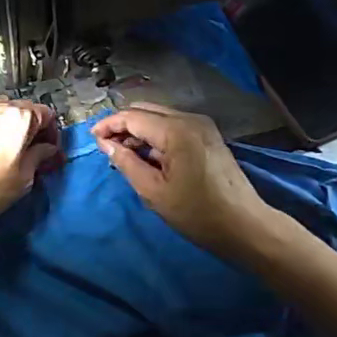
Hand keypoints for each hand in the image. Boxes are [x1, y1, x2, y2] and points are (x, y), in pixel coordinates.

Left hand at [0, 98, 61, 239]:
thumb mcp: (23, 179)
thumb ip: (39, 156)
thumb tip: (48, 148)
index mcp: (18, 116)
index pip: (46, 114)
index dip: (52, 134)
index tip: (50, 153)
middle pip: (23, 109)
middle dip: (32, 128)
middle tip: (32, 153)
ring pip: (1, 111)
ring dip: (10, 126)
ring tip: (8, 151)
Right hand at [91, 103, 285, 258]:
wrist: (245, 226)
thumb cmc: (196, 213)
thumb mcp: (153, 191)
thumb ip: (126, 162)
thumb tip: (105, 144)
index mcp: (176, 130)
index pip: (132, 116)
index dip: (108, 125)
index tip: (92, 139)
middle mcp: (190, 119)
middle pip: (146, 111)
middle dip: (122, 125)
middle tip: (105, 147)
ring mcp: (202, 126)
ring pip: (159, 117)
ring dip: (138, 131)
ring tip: (123, 155)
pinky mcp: (208, 136)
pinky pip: (173, 127)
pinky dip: (155, 136)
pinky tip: (147, 157)